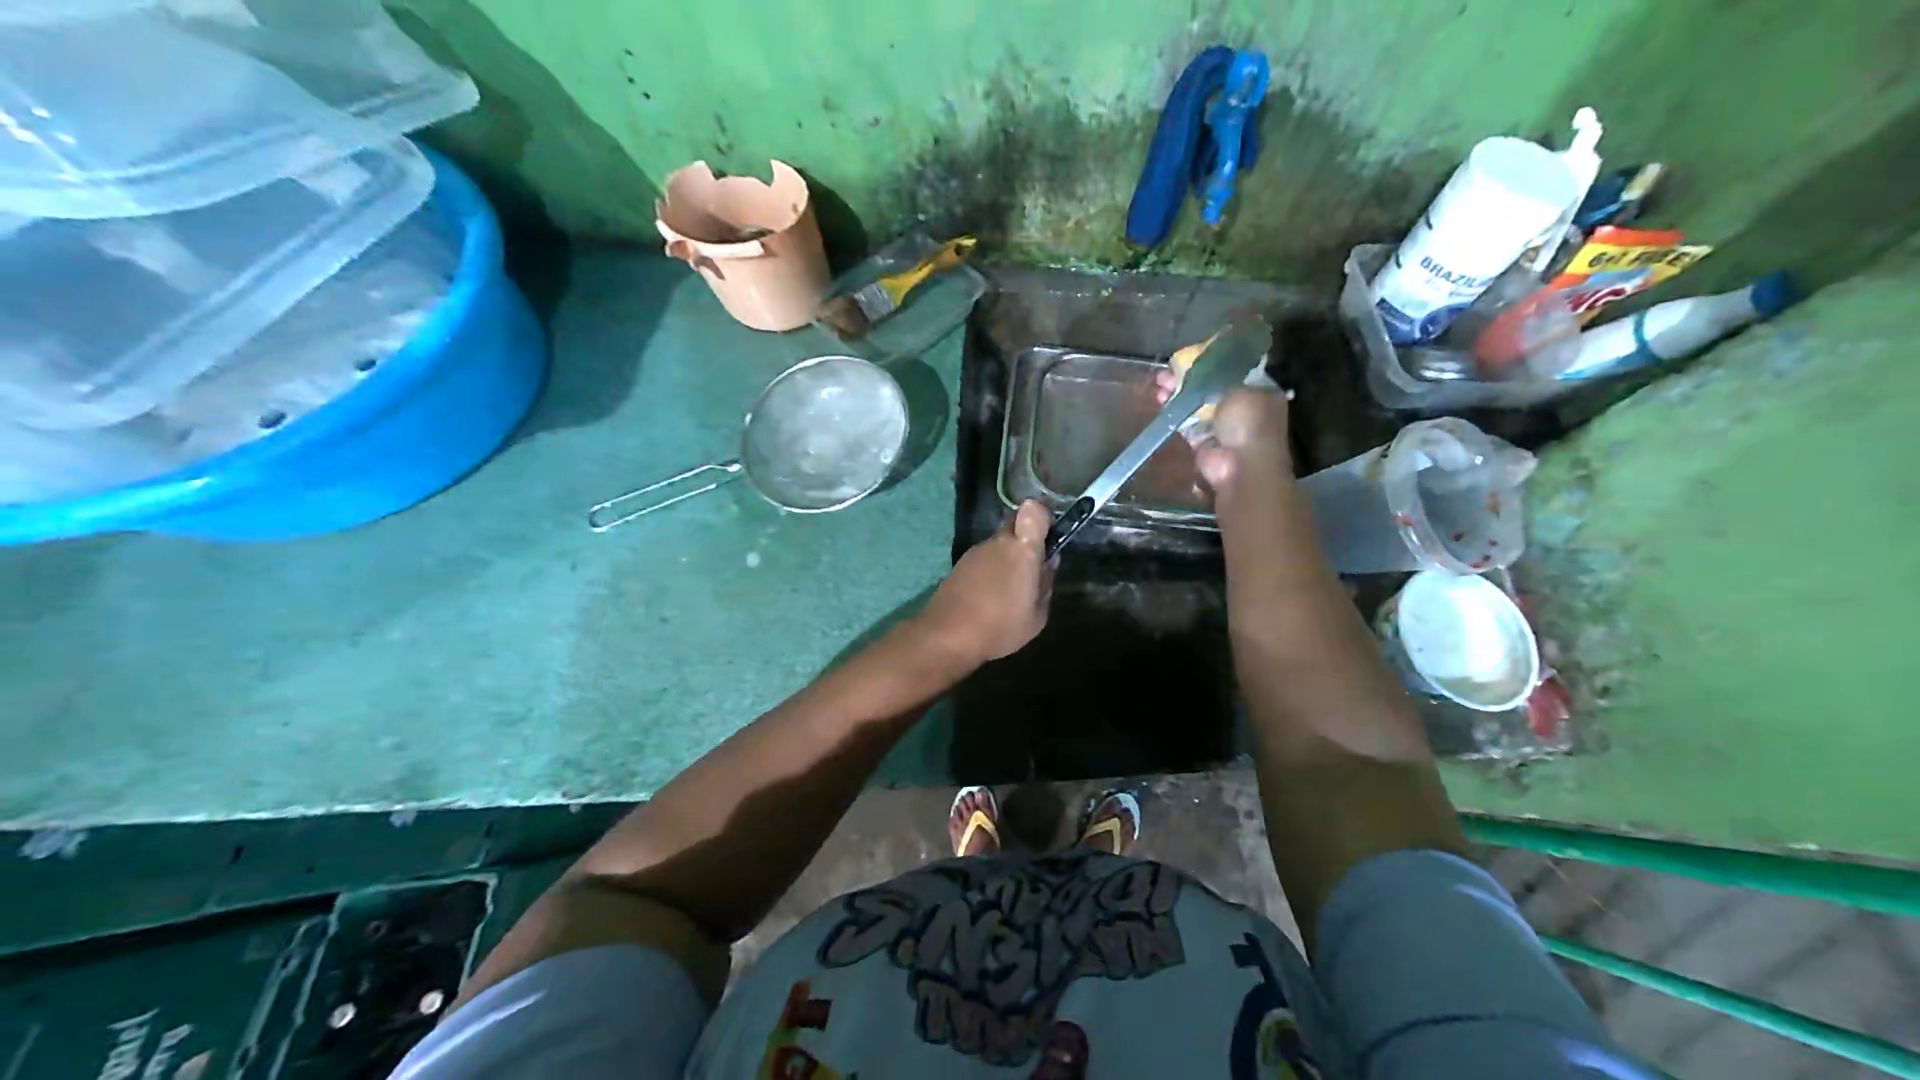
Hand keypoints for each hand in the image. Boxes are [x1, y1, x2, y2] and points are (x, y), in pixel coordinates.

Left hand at [916, 500, 1052, 663]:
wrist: (948, 636)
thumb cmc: (1001, 626)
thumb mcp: (1037, 615)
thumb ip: (1046, 583)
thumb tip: (1047, 563)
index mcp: (1022, 548)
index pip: (1034, 509)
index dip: (1043, 516)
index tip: (1049, 536)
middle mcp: (998, 541)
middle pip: (1015, 524)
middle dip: (1026, 539)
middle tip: (1032, 568)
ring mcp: (976, 551)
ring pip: (999, 543)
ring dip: (1007, 557)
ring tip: (1009, 591)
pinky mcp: (960, 564)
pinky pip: (984, 558)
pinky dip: (991, 570)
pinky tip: (989, 597)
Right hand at [1152, 372, 1292, 495]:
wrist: (1240, 467)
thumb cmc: (1248, 423)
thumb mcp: (1239, 389)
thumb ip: (1220, 375)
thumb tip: (1204, 365)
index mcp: (1259, 391)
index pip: (1233, 370)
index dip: (1211, 361)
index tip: (1191, 354)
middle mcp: (1242, 407)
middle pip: (1210, 386)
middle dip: (1189, 376)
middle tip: (1169, 369)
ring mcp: (1221, 425)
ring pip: (1196, 403)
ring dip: (1178, 392)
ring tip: (1161, 383)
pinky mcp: (1202, 441)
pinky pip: (1186, 421)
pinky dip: (1174, 411)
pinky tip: (1162, 400)